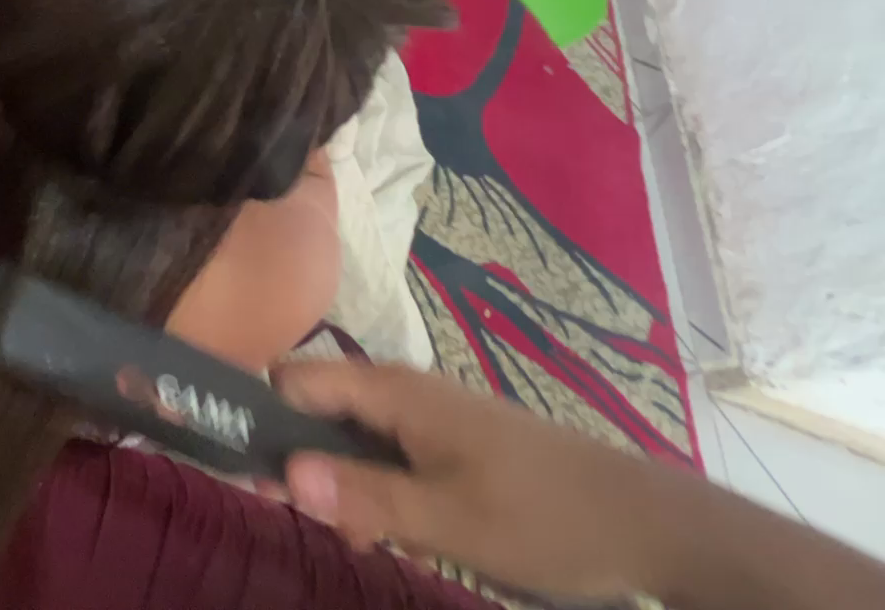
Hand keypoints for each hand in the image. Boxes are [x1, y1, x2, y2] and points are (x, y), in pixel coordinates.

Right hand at [272, 360, 673, 600]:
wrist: (655, 527)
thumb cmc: (546, 518)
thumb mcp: (450, 519)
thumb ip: (362, 494)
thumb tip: (282, 474)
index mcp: (390, 390)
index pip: (292, 381)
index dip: (267, 421)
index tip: (263, 477)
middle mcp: (398, 387)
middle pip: (316, 407)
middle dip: (306, 461)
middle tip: (317, 520)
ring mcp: (424, 410)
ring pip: (350, 432)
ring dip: (343, 481)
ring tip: (366, 537)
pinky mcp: (445, 434)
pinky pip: (385, 448)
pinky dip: (378, 484)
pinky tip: (400, 529)